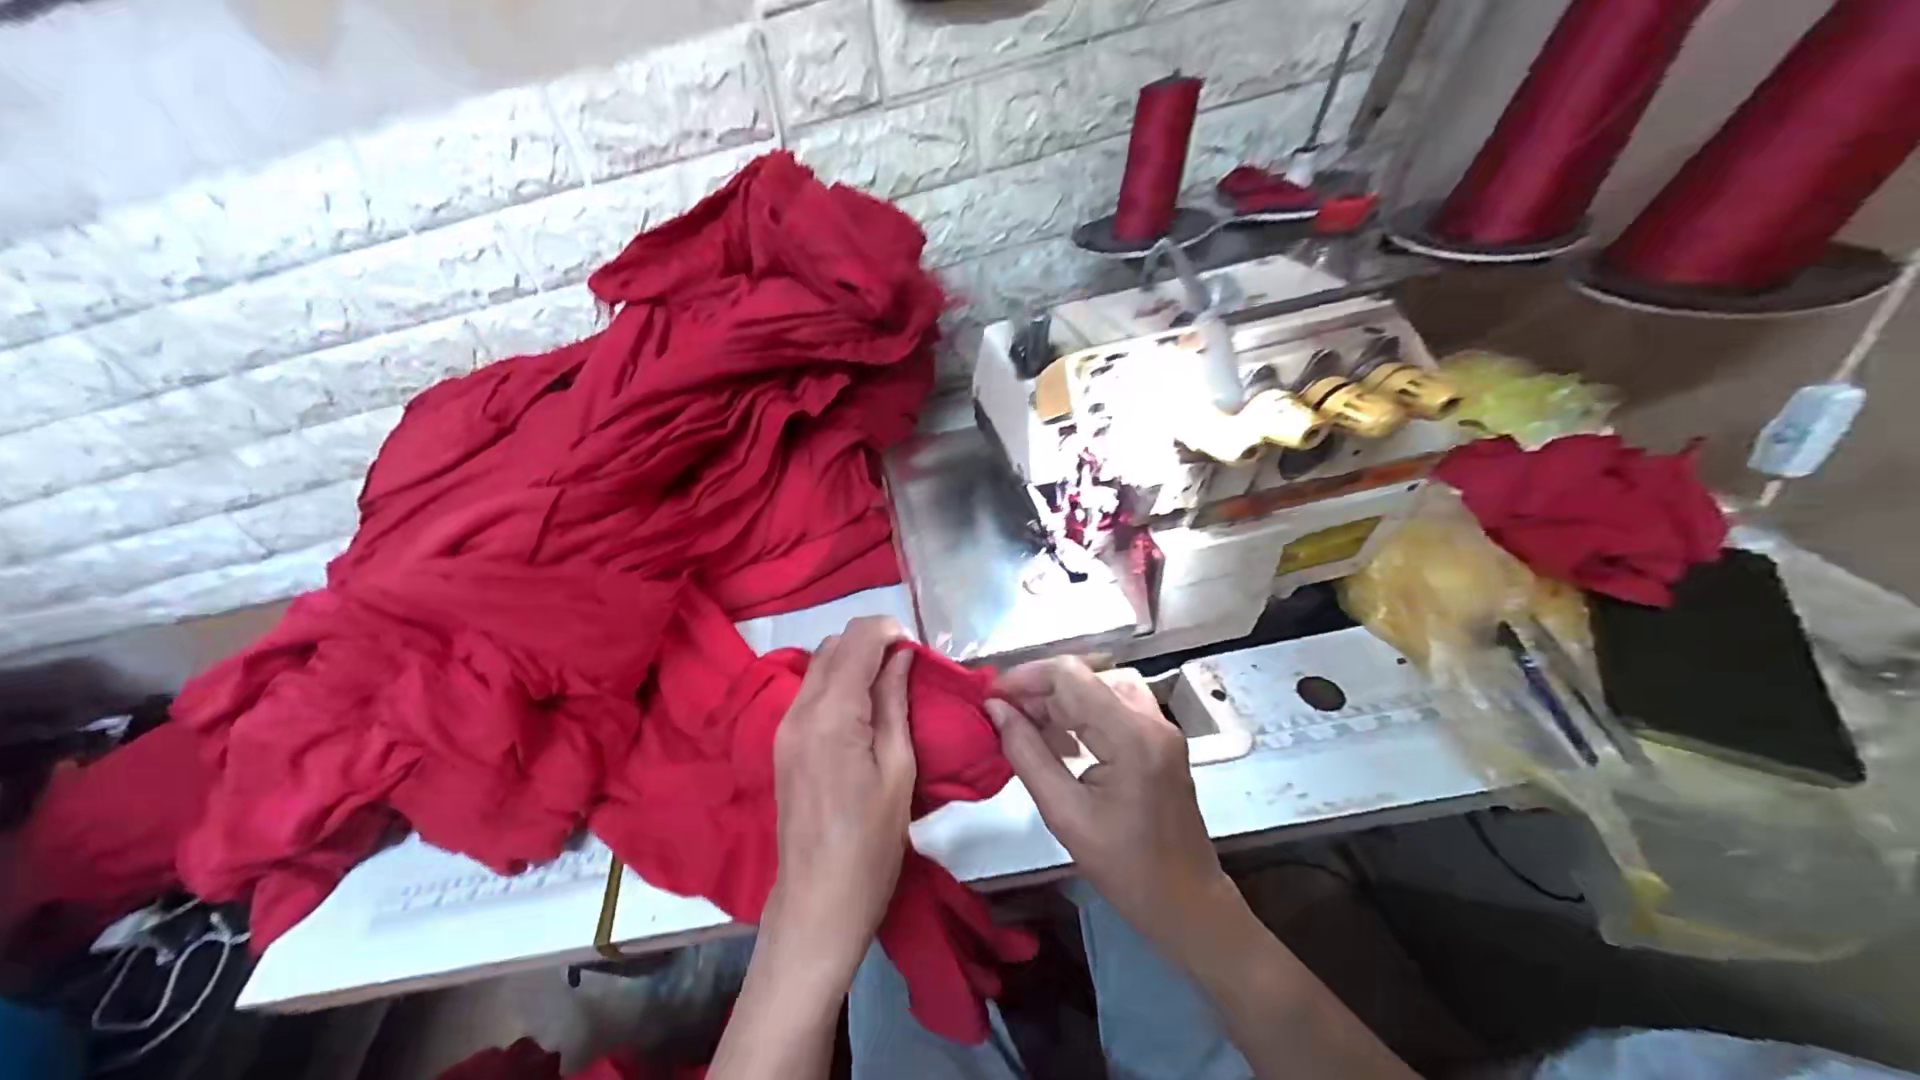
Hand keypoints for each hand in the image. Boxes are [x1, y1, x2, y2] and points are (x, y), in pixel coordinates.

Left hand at [766, 616, 916, 972]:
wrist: (818, 902)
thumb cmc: (871, 844)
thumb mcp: (898, 770)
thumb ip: (895, 703)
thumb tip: (901, 656)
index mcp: (832, 715)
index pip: (857, 640)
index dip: (891, 632)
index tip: (919, 651)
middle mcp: (799, 710)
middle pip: (834, 645)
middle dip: (872, 641)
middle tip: (909, 667)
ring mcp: (784, 726)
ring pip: (819, 664)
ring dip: (854, 659)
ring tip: (890, 684)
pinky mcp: (783, 743)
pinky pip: (811, 690)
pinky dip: (839, 681)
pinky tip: (864, 706)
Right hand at [986, 658, 1235, 948]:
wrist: (1187, 903)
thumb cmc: (1125, 869)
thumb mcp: (1064, 814)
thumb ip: (1026, 753)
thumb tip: (996, 710)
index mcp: (1132, 736)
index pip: (1070, 676)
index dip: (1025, 677)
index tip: (991, 697)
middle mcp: (1151, 719)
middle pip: (1084, 677)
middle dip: (1038, 691)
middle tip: (1002, 716)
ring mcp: (1160, 727)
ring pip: (1098, 687)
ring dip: (1058, 701)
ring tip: (1025, 726)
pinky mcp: (1159, 739)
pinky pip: (1114, 706)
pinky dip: (1081, 713)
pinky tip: (1058, 738)